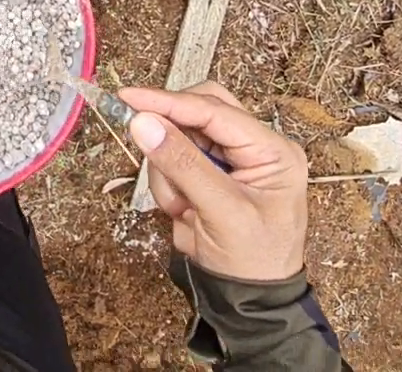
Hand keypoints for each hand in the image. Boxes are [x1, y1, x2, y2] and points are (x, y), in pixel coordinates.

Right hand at [118, 81, 308, 282]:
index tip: (129, 97)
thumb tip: (141, 122)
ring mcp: (229, 158)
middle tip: (139, 134)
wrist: (248, 304)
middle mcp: (254, 146)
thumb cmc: (252, 263)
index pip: (214, 109)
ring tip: (179, 206)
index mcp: (273, 151)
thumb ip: (182, 164)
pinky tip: (181, 209)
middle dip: (171, 131)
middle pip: (198, 110)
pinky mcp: (207, 170)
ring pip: (179, 133)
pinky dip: (166, 180)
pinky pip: (172, 157)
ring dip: (167, 167)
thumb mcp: (221, 213)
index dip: (168, 102)